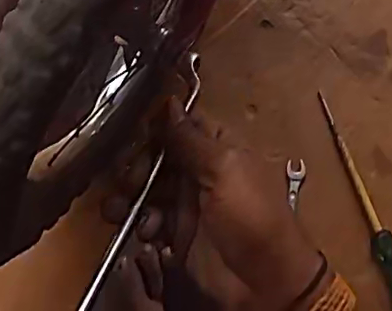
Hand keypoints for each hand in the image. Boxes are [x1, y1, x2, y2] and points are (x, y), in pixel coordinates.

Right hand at [108, 100, 323, 310]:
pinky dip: (142, 223)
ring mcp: (189, 204)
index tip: (138, 134)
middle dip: (139, 163)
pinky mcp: (180, 235)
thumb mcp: (224, 170)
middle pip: (159, 155)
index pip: (180, 124)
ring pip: (150, 187)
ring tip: (123, 206)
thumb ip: (192, 139)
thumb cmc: (256, 220)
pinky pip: (151, 221)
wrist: (267, 288)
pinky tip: (147, 230)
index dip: (157, 127)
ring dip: (134, 195)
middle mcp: (200, 171)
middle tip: (132, 178)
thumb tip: (171, 103)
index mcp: (217, 147)